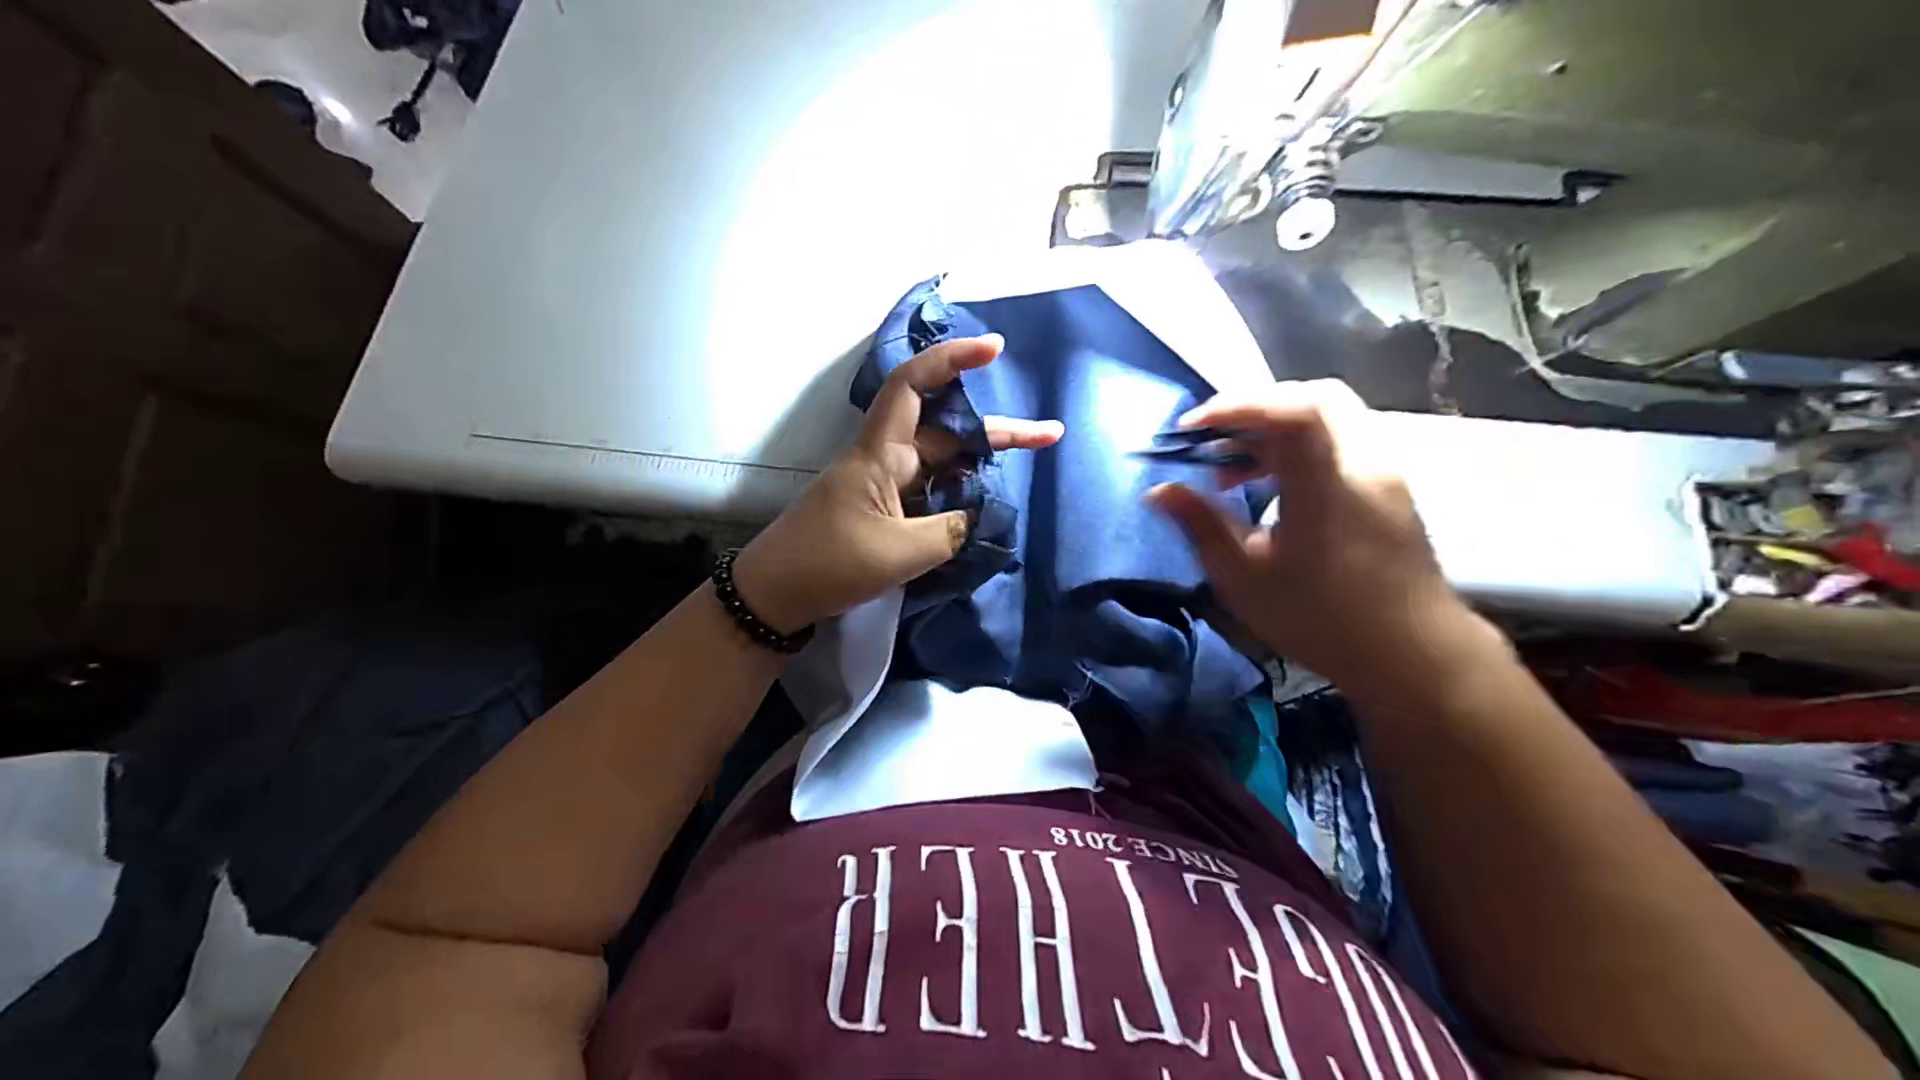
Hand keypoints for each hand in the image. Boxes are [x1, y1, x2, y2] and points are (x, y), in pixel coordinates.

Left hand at [732, 335, 1062, 633]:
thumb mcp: (901, 553)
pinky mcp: (884, 510)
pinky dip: (961, 492)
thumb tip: (982, 517)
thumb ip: (951, 531)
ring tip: (1030, 466)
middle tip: (1049, 437)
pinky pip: (931, 489)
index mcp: (880, 453)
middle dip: (997, 429)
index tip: (995, 349)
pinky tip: (987, 503)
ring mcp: (884, 485)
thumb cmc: (829, 564)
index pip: (913, 385)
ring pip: (942, 461)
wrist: (775, 595)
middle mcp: (885, 459)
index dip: (952, 360)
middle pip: (946, 428)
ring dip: (983, 462)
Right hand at [1147, 380, 1499, 695]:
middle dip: (1255, 409)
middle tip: (1212, 439)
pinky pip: (1341, 442)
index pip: (1293, 410)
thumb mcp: (1244, 578)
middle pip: (1315, 398)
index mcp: (1328, 485)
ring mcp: (1385, 474)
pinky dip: (1299, 447)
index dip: (1238, 405)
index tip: (1192, 428)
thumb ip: (1201, 525)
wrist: (1411, 655)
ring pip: (1330, 418)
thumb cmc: (1320, 619)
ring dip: (1275, 429)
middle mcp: (1365, 465)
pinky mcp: (1389, 489)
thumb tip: (1158, 491)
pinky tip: (1270, 486)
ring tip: (1231, 469)